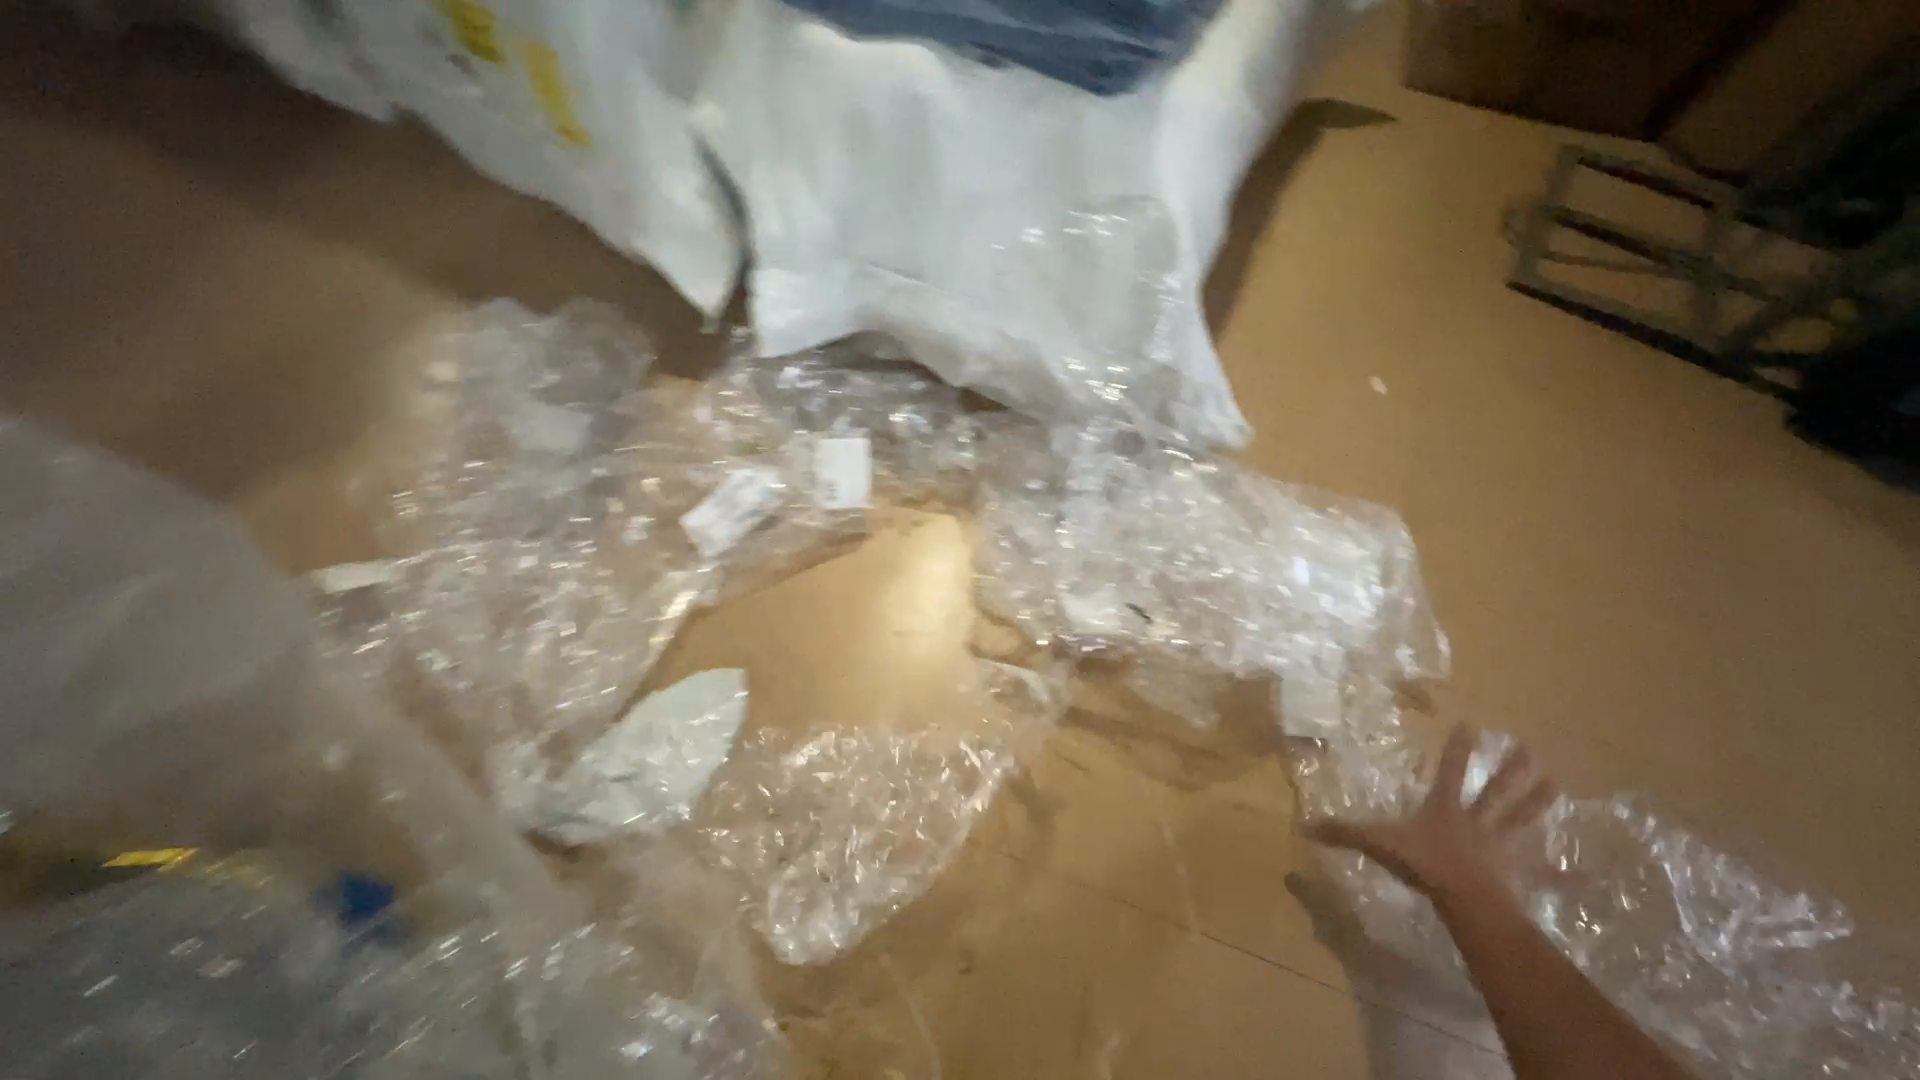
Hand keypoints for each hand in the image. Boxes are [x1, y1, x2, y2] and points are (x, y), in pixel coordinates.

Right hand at [1309, 723, 1557, 906]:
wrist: (1466, 898)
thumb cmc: (1423, 864)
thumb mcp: (1379, 844)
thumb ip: (1345, 833)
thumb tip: (1308, 823)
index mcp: (1445, 810)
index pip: (1450, 773)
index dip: (1458, 749)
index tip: (1471, 724)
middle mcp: (1476, 822)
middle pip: (1495, 791)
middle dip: (1510, 769)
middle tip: (1528, 747)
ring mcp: (1499, 847)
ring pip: (1520, 819)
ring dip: (1537, 803)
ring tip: (1556, 784)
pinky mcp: (1515, 873)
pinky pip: (1542, 872)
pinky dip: (1563, 873)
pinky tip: (1586, 873)